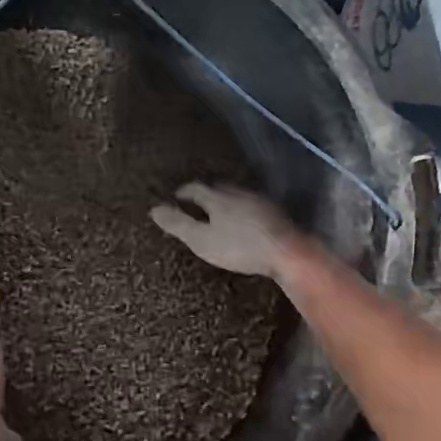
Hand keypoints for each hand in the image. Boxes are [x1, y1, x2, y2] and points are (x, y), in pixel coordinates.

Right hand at [150, 183, 305, 279]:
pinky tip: (244, 223)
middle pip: (218, 188)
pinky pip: (251, 206)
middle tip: (196, 204)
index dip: (184, 192)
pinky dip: (242, 211)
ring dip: (225, 202)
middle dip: (205, 194)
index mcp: (217, 197)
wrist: (287, 252)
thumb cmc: (239, 247)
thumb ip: (178, 224)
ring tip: (218, 213)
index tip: (176, 197)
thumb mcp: (201, 240)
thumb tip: (154, 209)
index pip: (195, 188)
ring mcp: (259, 201)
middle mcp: (238, 192)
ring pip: (236, 196)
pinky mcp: (275, 213)